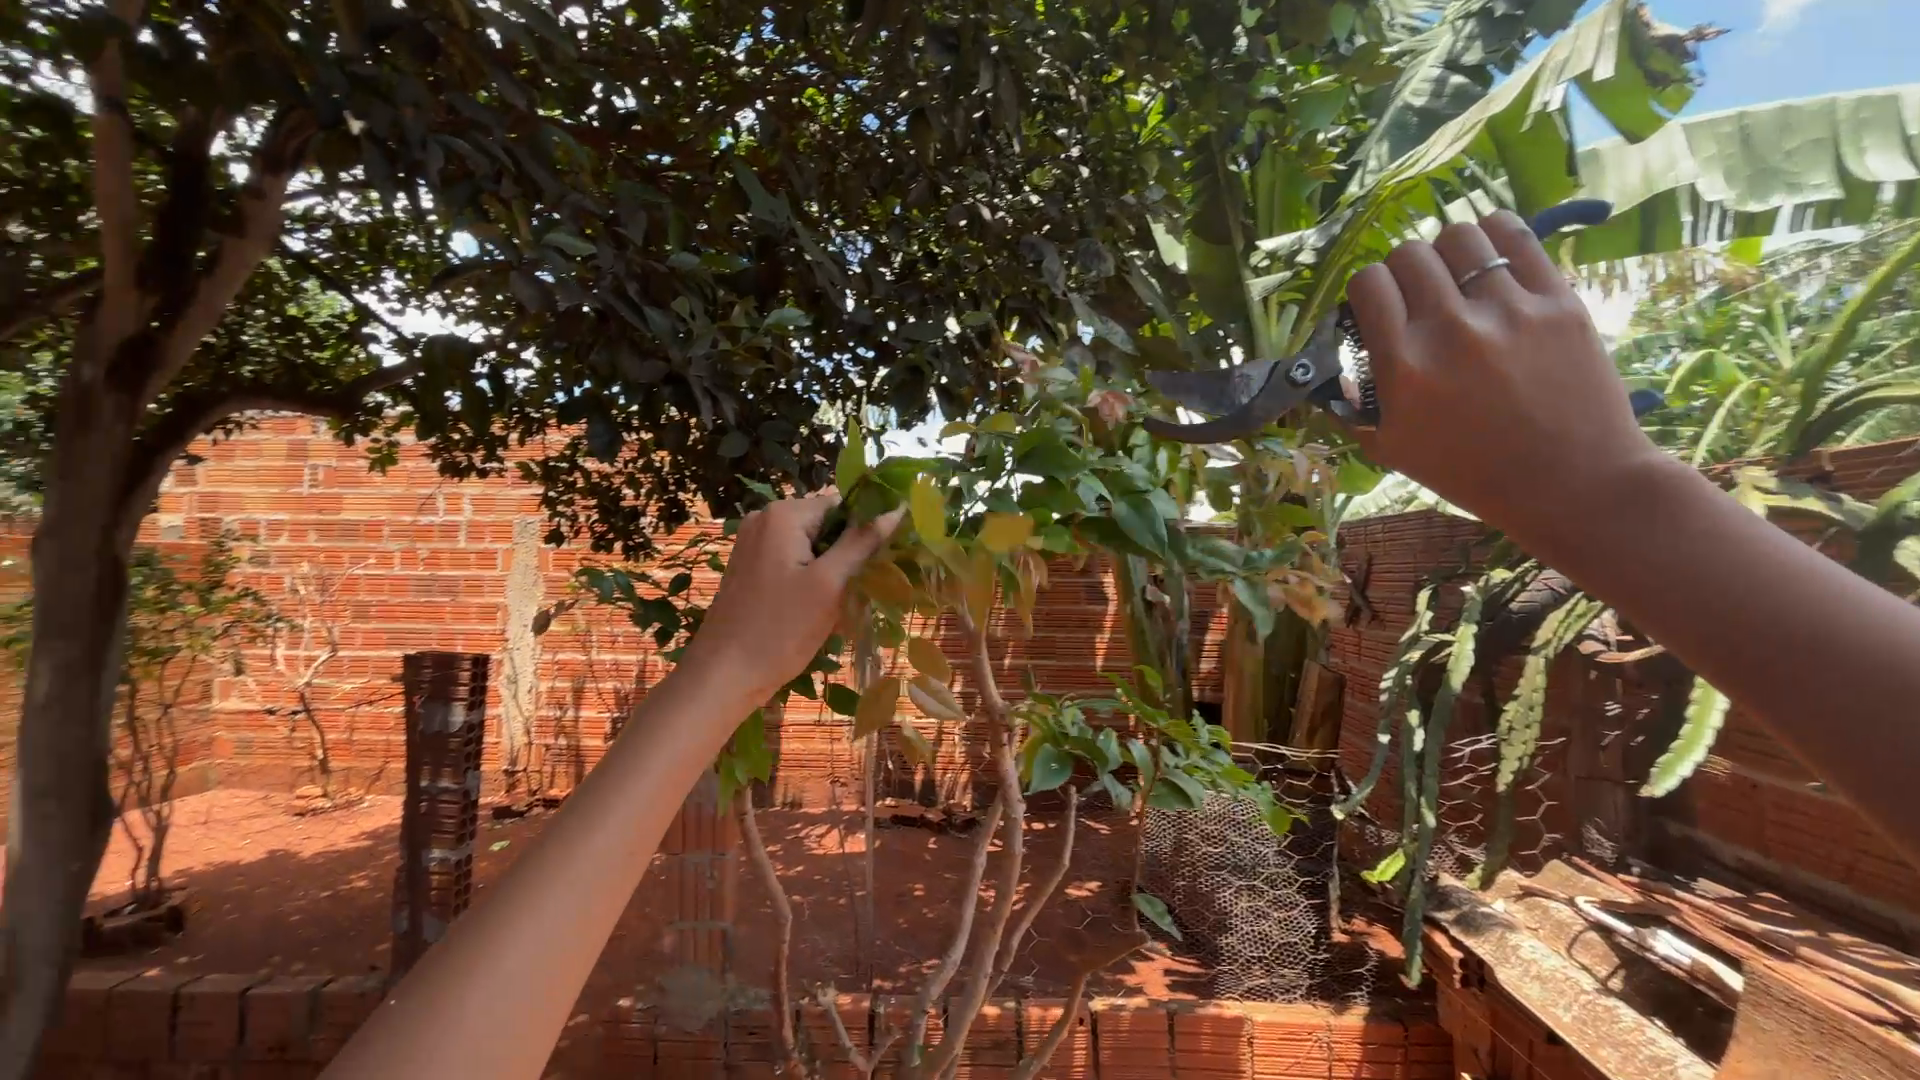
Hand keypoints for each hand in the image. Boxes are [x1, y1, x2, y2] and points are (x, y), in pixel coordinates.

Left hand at [681, 492, 903, 702]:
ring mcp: (753, 544)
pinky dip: (810, 581)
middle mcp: (764, 519)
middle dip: (847, 555)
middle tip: (857, 592)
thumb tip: (896, 509)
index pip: (843, 506)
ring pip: (812, 547)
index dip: (865, 533)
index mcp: (783, 514)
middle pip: (826, 525)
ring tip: (838, 605)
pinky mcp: (750, 568)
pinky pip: (793, 562)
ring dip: (831, 572)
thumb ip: (863, 542)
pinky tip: (815, 610)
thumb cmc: (780, 629)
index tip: (879, 566)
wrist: (724, 675)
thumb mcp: (830, 584)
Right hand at [1347, 211, 1671, 538]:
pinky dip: (1494, 236)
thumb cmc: (1469, 472)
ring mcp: (1508, 310)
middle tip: (1413, 294)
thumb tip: (1340, 373)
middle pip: (1408, 254)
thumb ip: (1355, 408)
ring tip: (1453, 273)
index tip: (1375, 306)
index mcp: (1404, 367)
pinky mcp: (1558, 301)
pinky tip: (1488, 255)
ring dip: (1445, 250)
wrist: (1569, 482)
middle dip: (1400, 269)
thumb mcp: (1391, 450)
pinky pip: (1516, 238)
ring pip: (1459, 236)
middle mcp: (1450, 330)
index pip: (1368, 284)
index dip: (1365, 289)